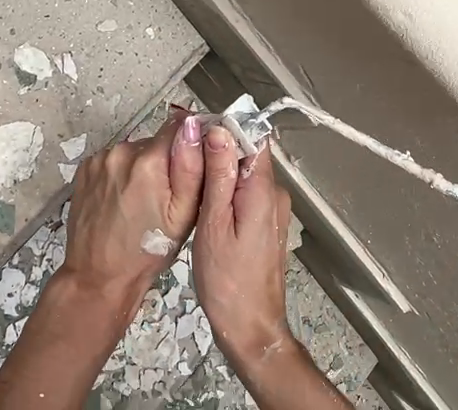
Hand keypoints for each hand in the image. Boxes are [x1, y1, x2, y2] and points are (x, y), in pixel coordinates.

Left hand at [59, 109, 206, 308]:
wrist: (98, 276)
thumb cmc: (146, 251)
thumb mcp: (183, 215)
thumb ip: (192, 166)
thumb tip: (193, 124)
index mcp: (149, 160)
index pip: (178, 126)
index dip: (188, 142)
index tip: (190, 163)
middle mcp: (122, 151)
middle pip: (155, 142)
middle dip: (163, 162)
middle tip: (163, 197)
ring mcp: (100, 159)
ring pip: (134, 152)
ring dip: (141, 169)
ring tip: (140, 202)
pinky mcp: (85, 169)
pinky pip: (113, 161)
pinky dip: (121, 174)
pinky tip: (121, 200)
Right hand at [191, 125, 295, 369]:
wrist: (250, 329)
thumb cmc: (227, 281)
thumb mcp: (213, 224)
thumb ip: (218, 175)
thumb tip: (218, 130)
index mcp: (263, 189)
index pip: (252, 137)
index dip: (224, 128)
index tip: (195, 131)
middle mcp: (274, 193)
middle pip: (246, 153)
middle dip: (216, 151)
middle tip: (183, 161)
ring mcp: (271, 208)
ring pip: (243, 173)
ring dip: (218, 172)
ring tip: (188, 183)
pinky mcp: (265, 222)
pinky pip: (244, 192)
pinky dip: (224, 191)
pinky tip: (202, 205)